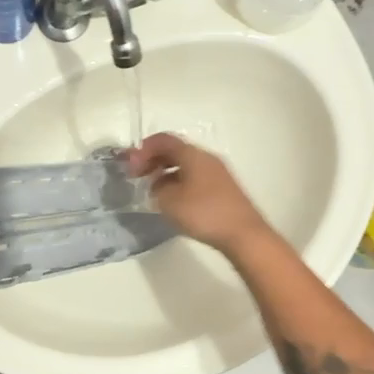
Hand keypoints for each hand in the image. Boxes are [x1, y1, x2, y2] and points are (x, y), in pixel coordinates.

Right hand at [127, 133, 269, 251]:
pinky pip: (195, 177)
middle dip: (154, 161)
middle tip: (138, 177)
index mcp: (193, 155)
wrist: (243, 233)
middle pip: (175, 151)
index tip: (131, 166)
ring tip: (154, 191)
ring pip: (185, 165)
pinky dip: (179, 182)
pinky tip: (174, 200)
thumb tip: (158, 184)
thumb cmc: (204, 213)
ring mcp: (217, 172)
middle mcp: (206, 158)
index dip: (144, 149)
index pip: (164, 140)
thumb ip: (156, 188)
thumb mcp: (169, 202)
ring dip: (166, 173)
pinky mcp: (223, 188)